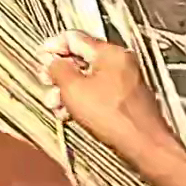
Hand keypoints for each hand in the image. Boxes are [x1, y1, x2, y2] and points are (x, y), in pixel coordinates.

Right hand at [40, 31, 181, 165]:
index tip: (40, 60)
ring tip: (56, 105)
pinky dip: (82, 98)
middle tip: (46, 83)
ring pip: (86, 77)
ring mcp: (125, 80)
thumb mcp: (72, 88)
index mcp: (109, 52)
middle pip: (79, 58)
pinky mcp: (127, 98)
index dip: (52, 47)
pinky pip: (98, 91)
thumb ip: (57, 68)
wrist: (145, 147)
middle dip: (58, 73)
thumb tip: (51, 60)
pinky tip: (69, 113)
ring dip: (67, 89)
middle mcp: (120, 61)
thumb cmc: (110, 115)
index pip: (72, 38)